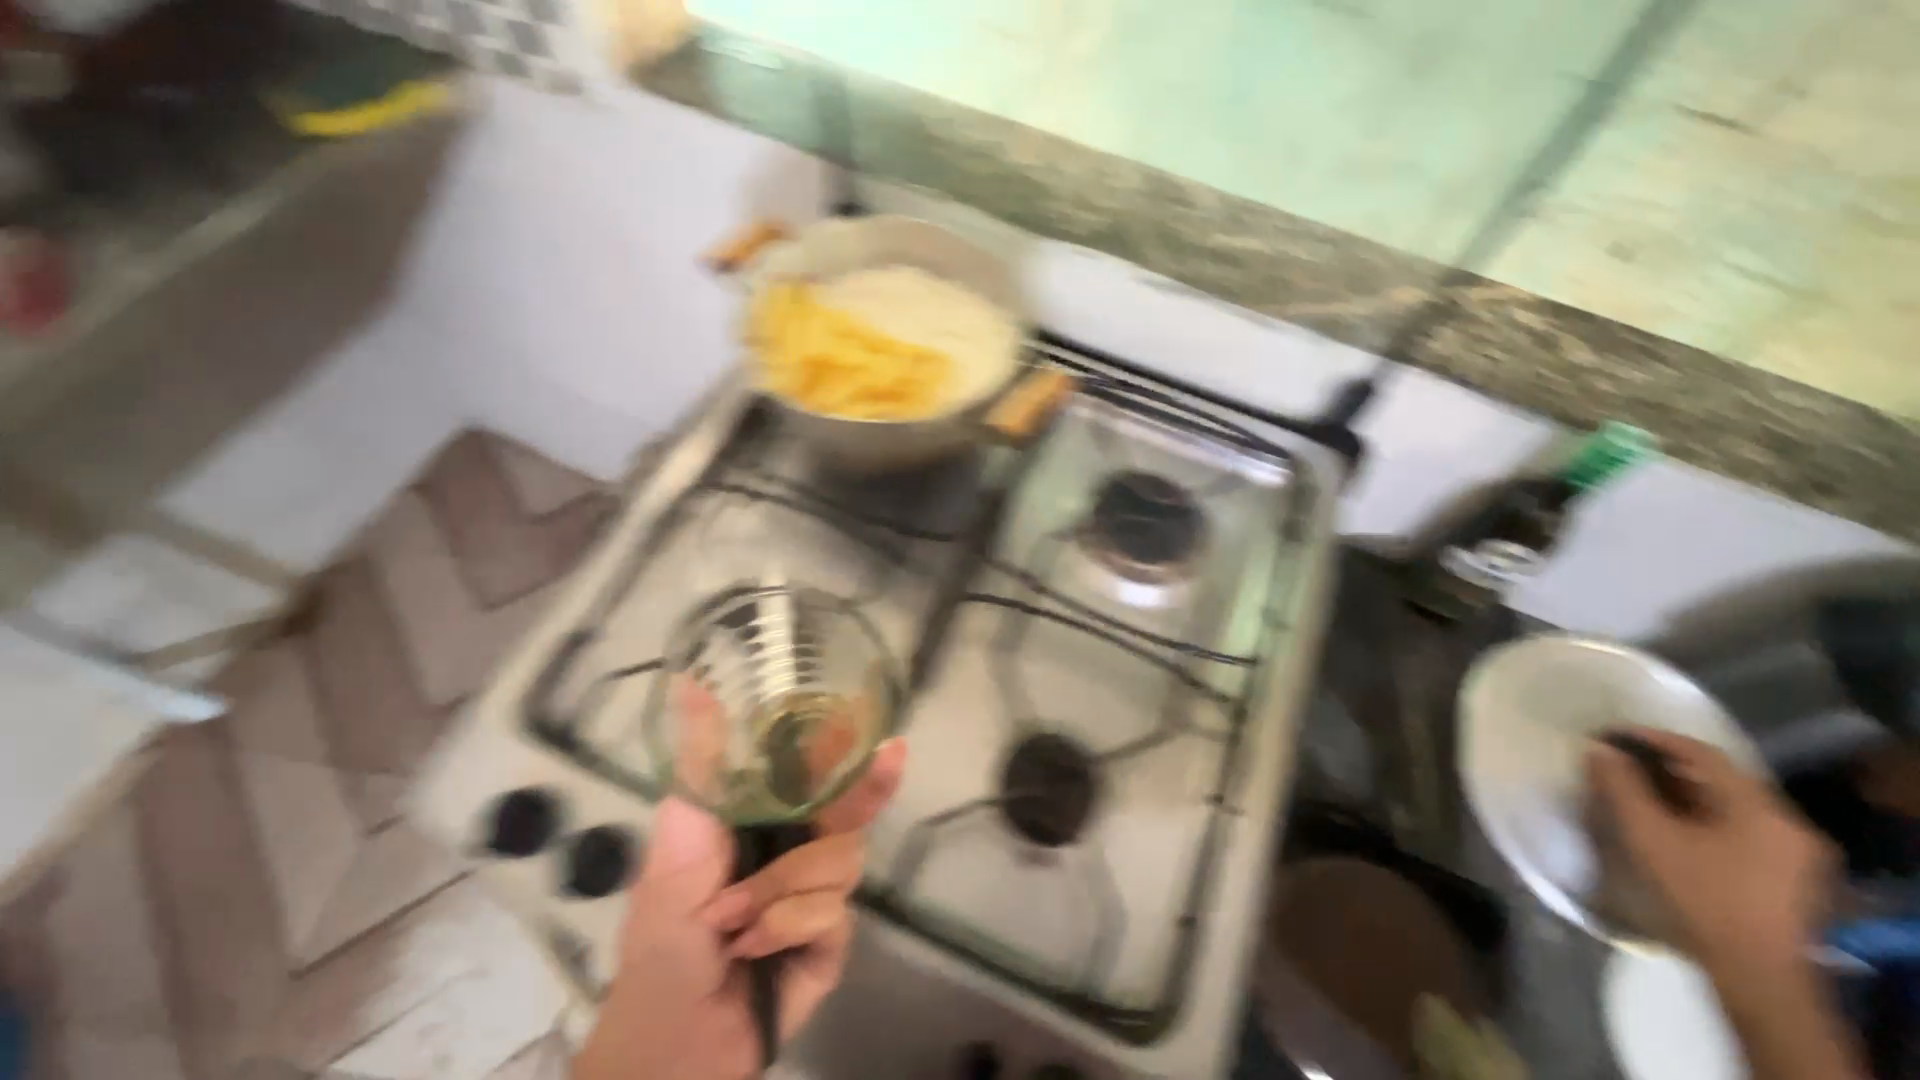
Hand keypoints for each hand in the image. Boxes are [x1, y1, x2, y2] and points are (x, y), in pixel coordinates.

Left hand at [572, 737, 906, 1079]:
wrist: (677, 1031)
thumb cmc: (664, 932)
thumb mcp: (678, 837)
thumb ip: (700, 765)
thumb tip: (688, 683)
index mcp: (762, 822)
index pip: (814, 772)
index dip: (845, 745)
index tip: (875, 720)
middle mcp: (796, 851)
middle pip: (849, 808)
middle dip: (868, 785)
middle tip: (893, 754)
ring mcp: (818, 896)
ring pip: (841, 857)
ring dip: (780, 887)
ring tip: (734, 921)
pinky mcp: (831, 939)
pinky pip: (832, 910)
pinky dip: (787, 925)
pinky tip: (756, 947)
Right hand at [1586, 729, 1836, 977]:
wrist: (1753, 973)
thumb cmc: (1700, 897)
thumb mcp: (1651, 838)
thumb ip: (1622, 789)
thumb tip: (1599, 750)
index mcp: (1760, 808)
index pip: (1703, 754)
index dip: (1654, 740)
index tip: (1613, 737)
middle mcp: (1786, 822)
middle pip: (1719, 778)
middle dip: (1666, 767)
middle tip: (1622, 765)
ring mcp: (1794, 851)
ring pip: (1730, 804)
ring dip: (1684, 793)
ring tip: (1640, 793)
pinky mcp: (1789, 875)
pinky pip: (1740, 827)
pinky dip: (1703, 817)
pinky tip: (1674, 826)